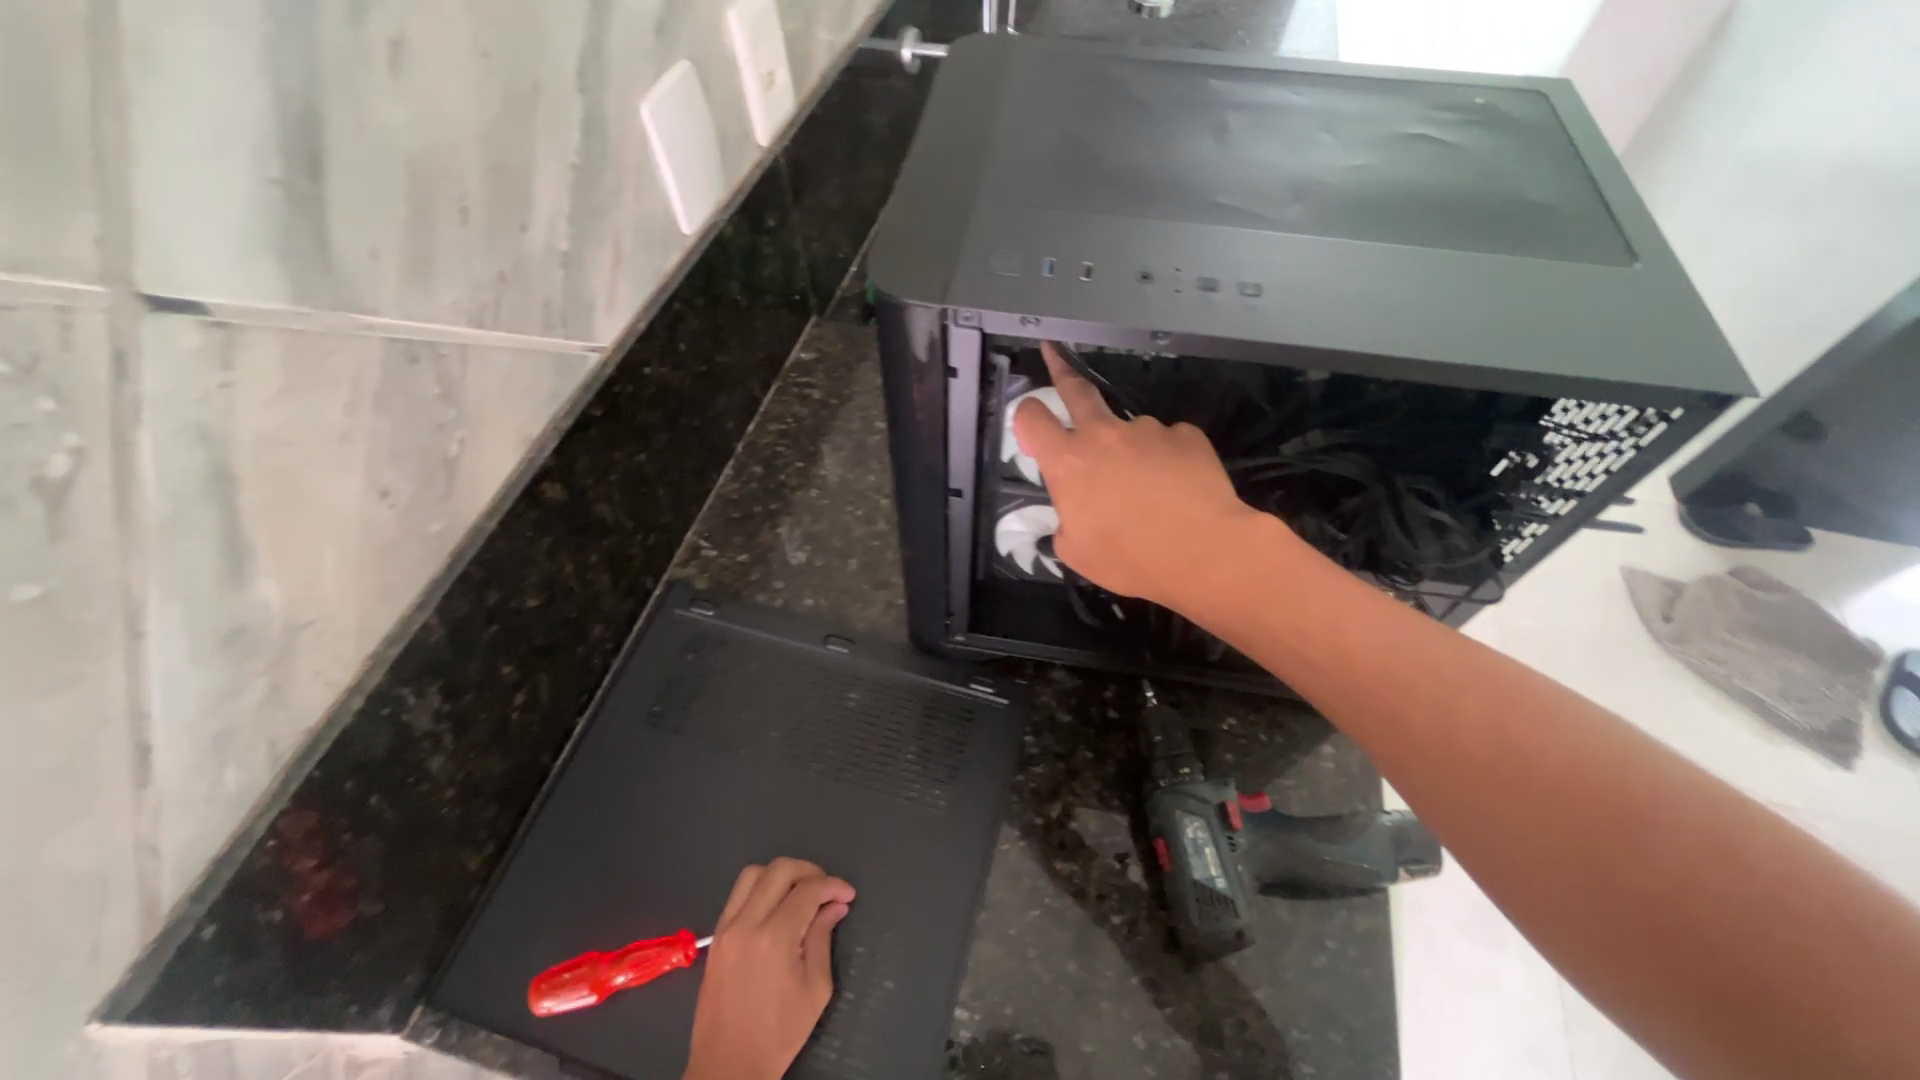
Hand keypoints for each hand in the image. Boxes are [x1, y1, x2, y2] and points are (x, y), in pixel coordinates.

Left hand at [684, 859, 855, 1079]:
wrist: (727, 1066)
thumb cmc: (778, 1034)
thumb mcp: (815, 989)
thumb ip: (823, 938)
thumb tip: (834, 906)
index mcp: (774, 938)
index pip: (808, 890)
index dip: (833, 886)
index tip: (848, 895)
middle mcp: (746, 924)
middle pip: (779, 870)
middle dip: (809, 871)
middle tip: (827, 890)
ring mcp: (726, 929)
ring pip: (752, 874)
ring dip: (781, 875)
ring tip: (801, 894)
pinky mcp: (716, 938)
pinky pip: (737, 895)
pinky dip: (760, 889)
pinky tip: (777, 908)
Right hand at [1013, 342, 1268, 609]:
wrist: (1202, 551)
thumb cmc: (1130, 558)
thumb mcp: (1077, 553)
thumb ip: (1067, 524)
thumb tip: (1073, 518)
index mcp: (1068, 462)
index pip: (1033, 417)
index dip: (1027, 415)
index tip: (1032, 422)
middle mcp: (1104, 434)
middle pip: (1077, 390)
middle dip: (1062, 370)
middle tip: (1056, 354)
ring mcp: (1148, 430)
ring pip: (1130, 429)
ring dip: (1130, 448)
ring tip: (1150, 487)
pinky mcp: (1186, 435)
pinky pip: (1170, 442)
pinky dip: (1168, 459)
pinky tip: (1180, 486)